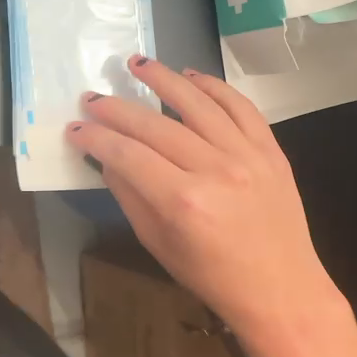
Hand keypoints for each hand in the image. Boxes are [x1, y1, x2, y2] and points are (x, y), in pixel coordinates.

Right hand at [65, 55, 347, 343]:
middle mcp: (215, 171)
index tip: (75, 127)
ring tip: (137, 64)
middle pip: (155, 126)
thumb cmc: (211, 276)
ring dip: (164, 79)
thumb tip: (106, 158)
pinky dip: (214, 87)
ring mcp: (248, 157)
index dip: (96, 137)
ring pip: (198, 104)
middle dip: (117, 109)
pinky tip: (190, 76)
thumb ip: (130, 195)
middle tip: (92, 97)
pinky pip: (241, 108)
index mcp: (182, 202)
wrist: (282, 291)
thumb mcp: (157, 242)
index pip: (127, 155)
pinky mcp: (271, 152)